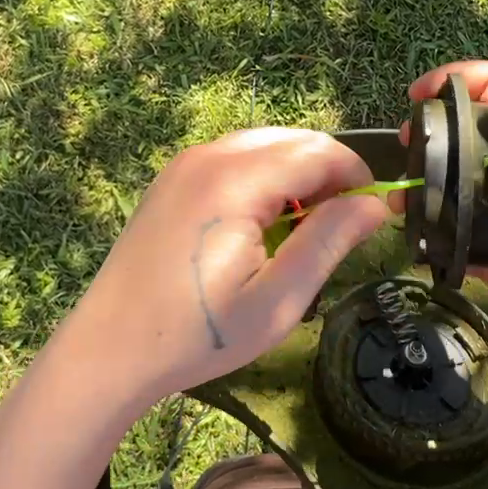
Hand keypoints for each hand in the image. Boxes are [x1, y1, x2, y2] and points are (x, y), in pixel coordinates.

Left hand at [0, 128, 389, 488]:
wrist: (110, 349)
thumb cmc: (198, 334)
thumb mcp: (278, 299)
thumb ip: (330, 242)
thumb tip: (377, 205)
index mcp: (236, 180)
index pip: (319, 152)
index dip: (357, 177)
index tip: (376, 215)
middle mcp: (208, 156)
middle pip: (292, 140)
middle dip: (328, 173)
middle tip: (341, 227)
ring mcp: (184, 163)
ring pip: (263, 144)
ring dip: (296, 173)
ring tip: (304, 230)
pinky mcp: (171, 178)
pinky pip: (233, 157)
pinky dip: (263, 176)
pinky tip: (262, 223)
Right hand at [407, 61, 487, 373]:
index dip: (456, 83)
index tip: (417, 95)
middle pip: (465, 139)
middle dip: (428, 135)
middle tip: (403, 151)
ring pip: (453, 190)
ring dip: (422, 188)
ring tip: (397, 201)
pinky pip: (455, 242)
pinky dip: (431, 238)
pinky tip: (410, 240)